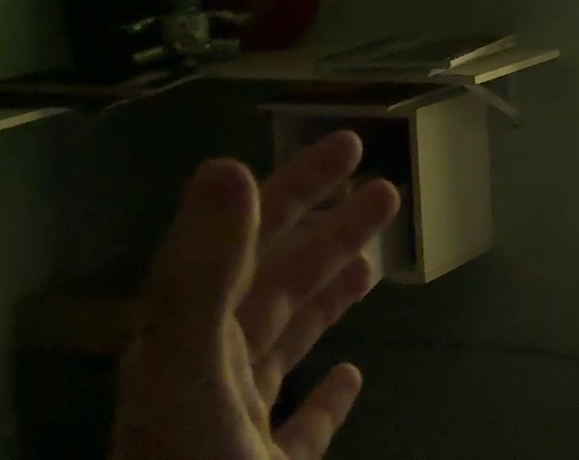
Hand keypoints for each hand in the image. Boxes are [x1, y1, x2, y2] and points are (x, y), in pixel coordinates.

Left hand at [112, 132, 401, 459]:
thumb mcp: (193, 375)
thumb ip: (203, 276)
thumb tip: (224, 170)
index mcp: (190, 350)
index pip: (240, 249)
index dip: (288, 193)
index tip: (344, 147)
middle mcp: (208, 382)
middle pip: (274, 288)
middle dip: (329, 231)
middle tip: (387, 187)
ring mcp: (234, 434)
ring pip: (287, 344)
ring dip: (332, 294)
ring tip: (379, 260)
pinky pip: (296, 428)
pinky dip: (326, 396)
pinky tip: (352, 376)